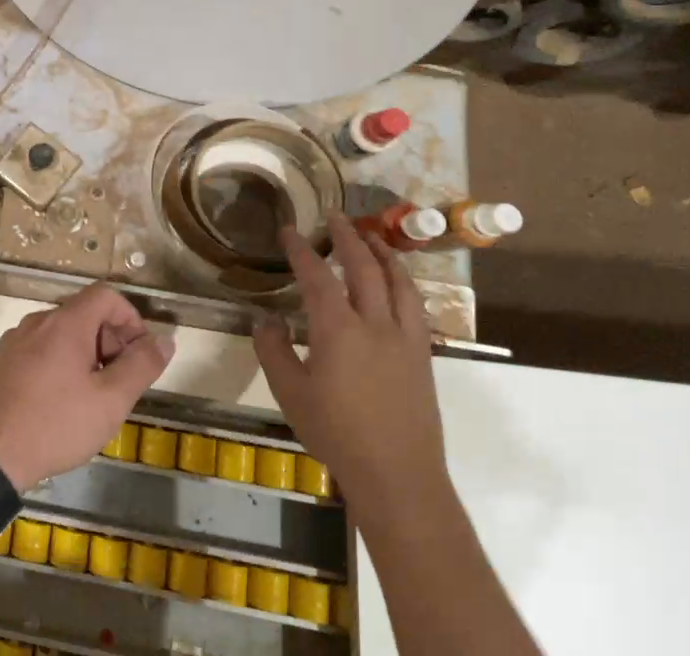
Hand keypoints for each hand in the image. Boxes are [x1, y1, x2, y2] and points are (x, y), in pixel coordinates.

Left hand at [0, 284, 174, 488]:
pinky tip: (59, 401)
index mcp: (63, 323)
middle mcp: (35, 322)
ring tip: (92, 396)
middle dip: (110, 340)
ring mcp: (13, 341)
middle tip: (120, 382)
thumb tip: (164, 340)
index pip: (105, 295)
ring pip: (60, 333)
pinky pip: (38, 350)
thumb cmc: (56, 424)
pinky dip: (58, 363)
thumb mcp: (110, 400)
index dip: (130, 318)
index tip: (138, 354)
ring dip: (85, 354)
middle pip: (82, 313)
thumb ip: (141, 366)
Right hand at [253, 212, 448, 519]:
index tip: (289, 230)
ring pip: (400, 282)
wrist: (397, 472)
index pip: (318, 276)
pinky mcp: (423, 356)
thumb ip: (273, 349)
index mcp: (338, 329)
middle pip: (366, 268)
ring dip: (384, 254)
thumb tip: (266, 318)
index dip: (301, 250)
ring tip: (372, 238)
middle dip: (349, 238)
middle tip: (336, 217)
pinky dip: (403, 283)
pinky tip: (397, 285)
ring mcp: (406, 338)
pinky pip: (415, 306)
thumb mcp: (289, 391)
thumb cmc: (334, 432)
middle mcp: (376, 324)